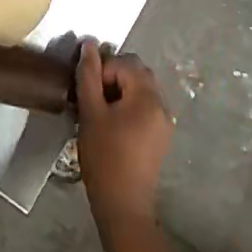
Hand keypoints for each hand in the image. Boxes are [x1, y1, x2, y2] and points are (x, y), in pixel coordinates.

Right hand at [76, 39, 173, 225]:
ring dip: (121, 91)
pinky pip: (146, 106)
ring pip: (141, 88)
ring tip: (101, 114)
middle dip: (112, 78)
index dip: (101, 72)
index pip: (123, 62)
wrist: (124, 207)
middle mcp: (162, 102)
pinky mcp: (162, 135)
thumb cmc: (104, 158)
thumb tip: (89, 44)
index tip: (87, 96)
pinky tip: (114, 127)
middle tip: (93, 102)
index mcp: (147, 94)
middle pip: (136, 72)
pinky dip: (130, 106)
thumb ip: (88, 76)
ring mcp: (165, 119)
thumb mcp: (91, 113)